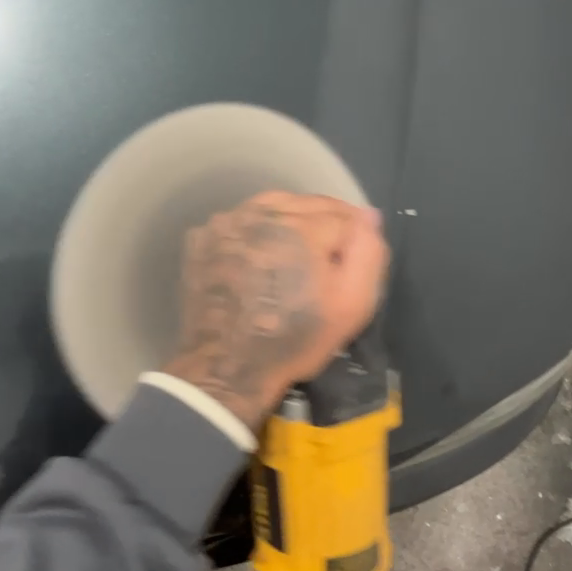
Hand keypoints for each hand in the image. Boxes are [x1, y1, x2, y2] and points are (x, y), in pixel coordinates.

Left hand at [162, 192, 387, 432]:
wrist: (226, 366)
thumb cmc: (293, 339)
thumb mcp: (350, 305)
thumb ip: (368, 254)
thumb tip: (369, 216)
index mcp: (301, 226)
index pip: (344, 215)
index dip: (353, 240)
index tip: (348, 265)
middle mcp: (261, 212)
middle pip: (307, 204)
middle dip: (324, 225)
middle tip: (325, 260)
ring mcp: (227, 222)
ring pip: (273, 206)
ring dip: (290, 221)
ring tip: (294, 254)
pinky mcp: (202, 236)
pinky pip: (241, 220)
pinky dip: (255, 231)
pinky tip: (260, 256)